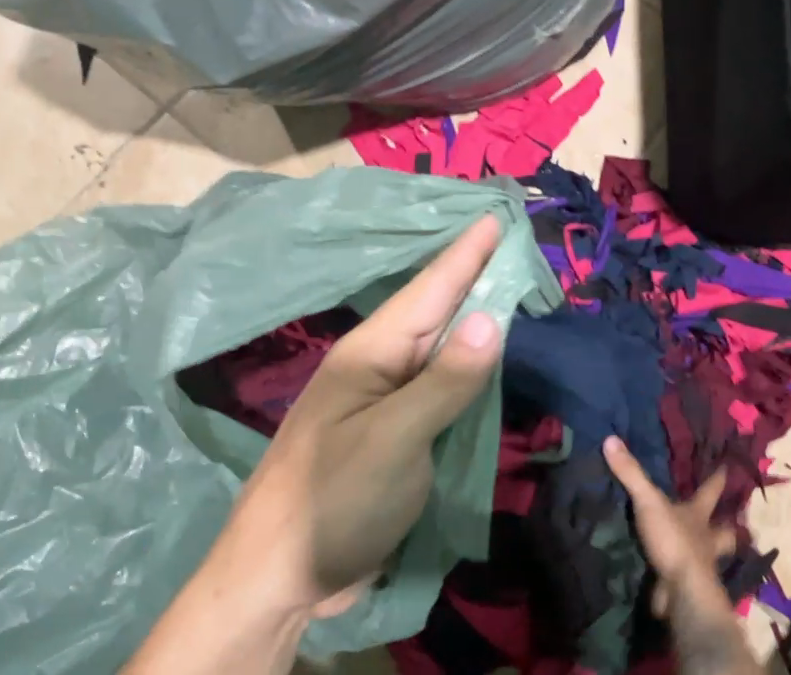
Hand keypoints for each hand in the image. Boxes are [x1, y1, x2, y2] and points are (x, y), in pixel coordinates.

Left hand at [126, 216, 505, 673]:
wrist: (275, 579)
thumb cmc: (332, 500)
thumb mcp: (392, 440)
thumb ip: (444, 381)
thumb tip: (491, 317)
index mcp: (371, 352)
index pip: (431, 288)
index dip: (467, 252)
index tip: (498, 213)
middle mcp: (378, 366)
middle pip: (438, 311)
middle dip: (475, 275)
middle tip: (515, 242)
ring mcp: (383, 402)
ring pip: (439, 347)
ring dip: (473, 315)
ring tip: (506, 283)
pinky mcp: (393, 435)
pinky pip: (439, 386)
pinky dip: (466, 364)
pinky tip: (479, 353)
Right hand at [605, 436, 763, 674]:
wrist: (681, 593)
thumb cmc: (674, 540)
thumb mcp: (649, 502)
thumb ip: (631, 473)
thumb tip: (611, 439)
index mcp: (700, 516)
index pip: (711, 491)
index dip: (718, 478)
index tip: (728, 467)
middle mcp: (705, 540)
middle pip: (724, 531)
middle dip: (727, 527)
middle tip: (731, 522)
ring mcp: (698, 566)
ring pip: (710, 557)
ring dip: (706, 554)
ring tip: (701, 551)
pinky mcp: (685, 587)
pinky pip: (684, 578)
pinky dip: (680, 576)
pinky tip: (671, 574)